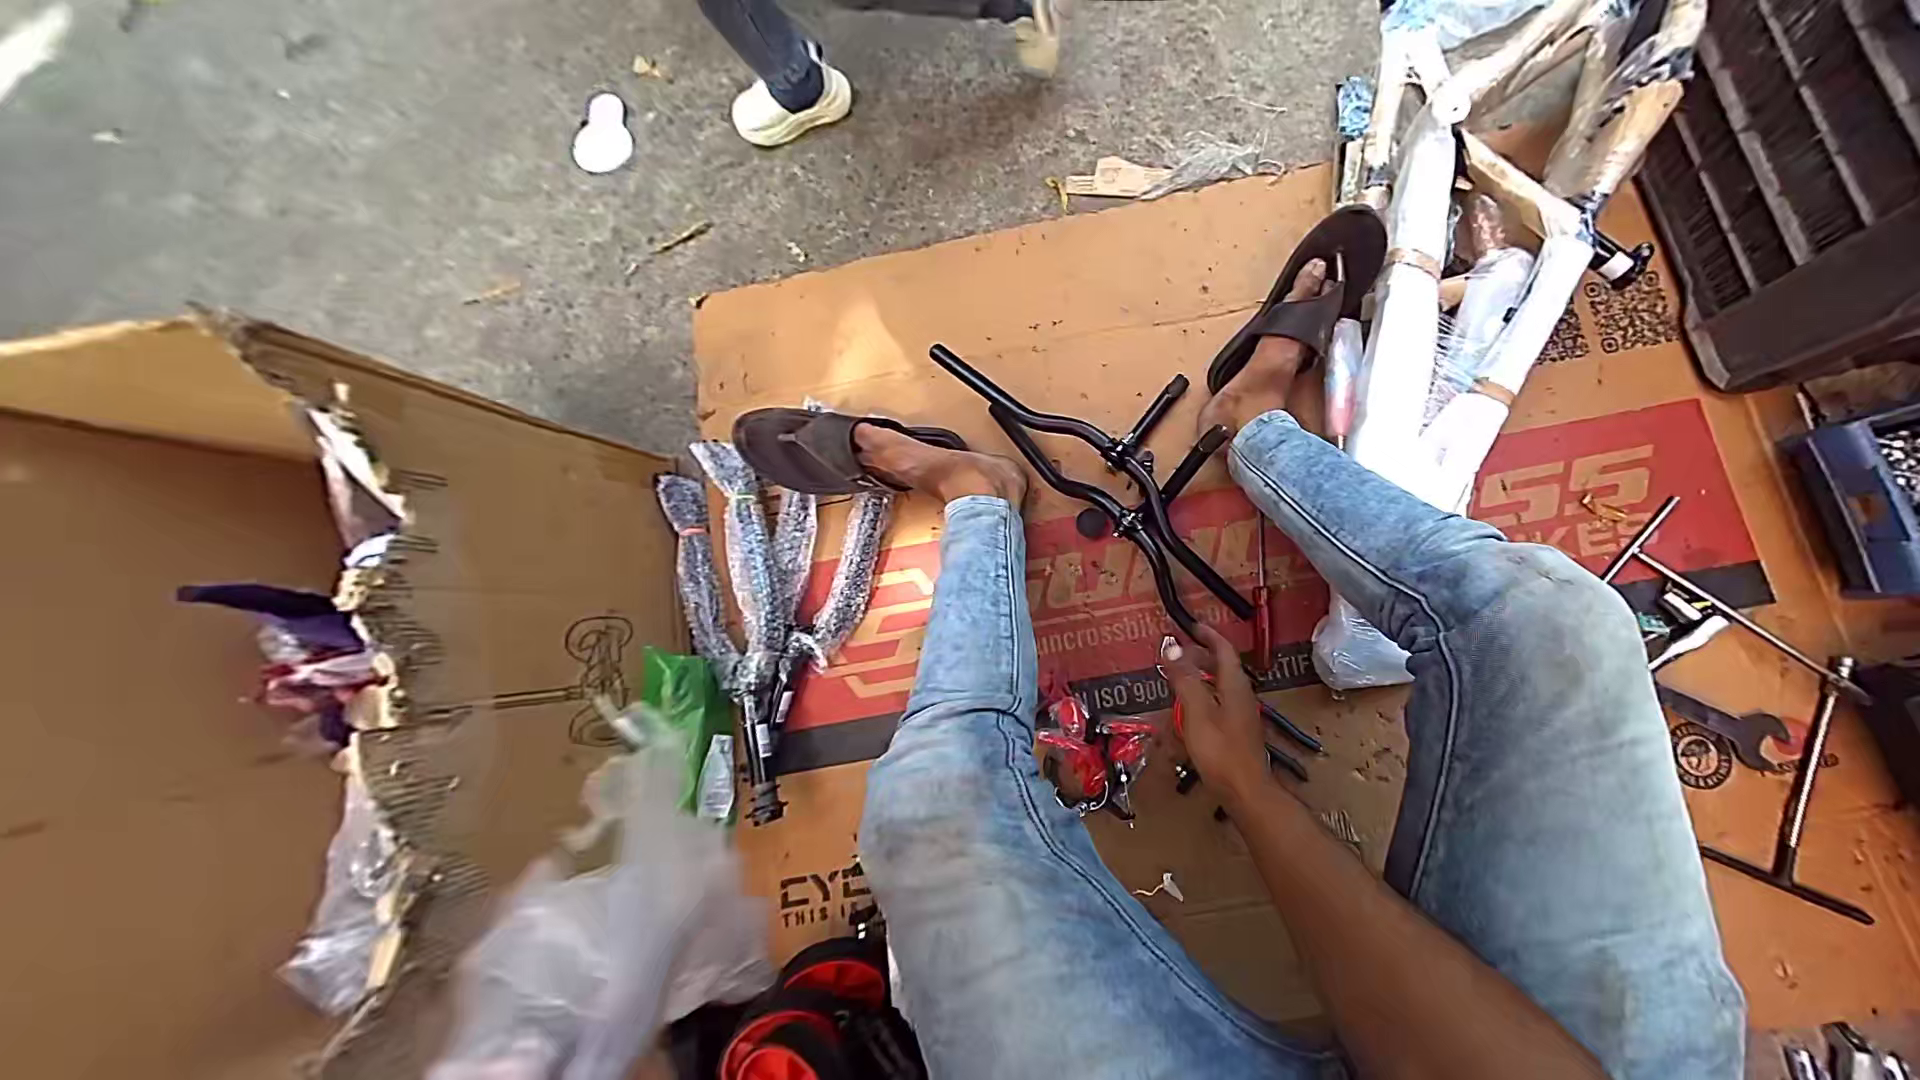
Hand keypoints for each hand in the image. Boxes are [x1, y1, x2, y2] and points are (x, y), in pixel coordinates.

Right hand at [1160, 626, 1269, 807]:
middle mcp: (1240, 695)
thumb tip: (1170, 646)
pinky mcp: (1235, 730)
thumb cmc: (1220, 750)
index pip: (1223, 650)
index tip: (1190, 626)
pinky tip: (1187, 708)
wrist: (1245, 791)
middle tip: (1175, 652)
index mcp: (1234, 686)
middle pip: (1221, 666)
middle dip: (1199, 654)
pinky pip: (1216, 701)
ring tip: (1176, 676)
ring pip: (1218, 684)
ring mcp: (1240, 714)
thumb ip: (1184, 678)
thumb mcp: (1197, 711)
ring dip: (1199, 675)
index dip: (1207, 635)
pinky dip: (1200, 694)